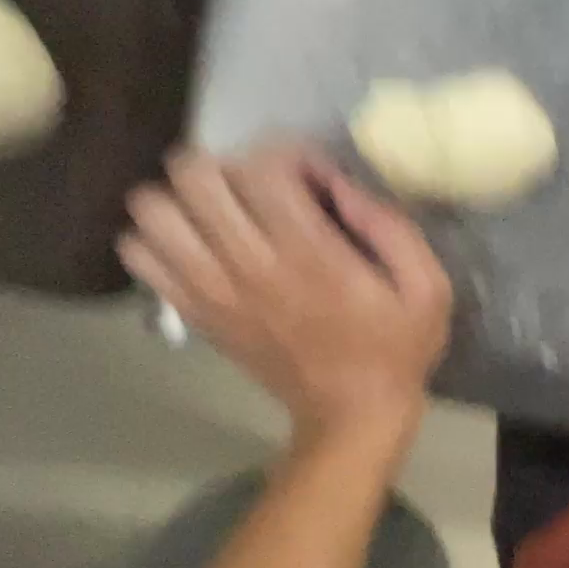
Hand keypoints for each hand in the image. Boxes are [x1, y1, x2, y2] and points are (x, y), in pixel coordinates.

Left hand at [119, 145, 453, 452]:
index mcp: (313, 256)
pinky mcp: (192, 309)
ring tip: (231, 216)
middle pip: (195, 174)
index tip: (318, 178)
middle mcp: (250, 264)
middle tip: (270, 193)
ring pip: (153, 205)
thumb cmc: (398, 348)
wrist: (354, 412)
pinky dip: (161, 236)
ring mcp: (211, 288)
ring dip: (190, 199)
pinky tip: (204, 247)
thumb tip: (343, 186)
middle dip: (235, 168)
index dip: (291, 155)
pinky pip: (138, 250)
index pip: (264, 167)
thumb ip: (393, 230)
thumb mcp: (430, 289)